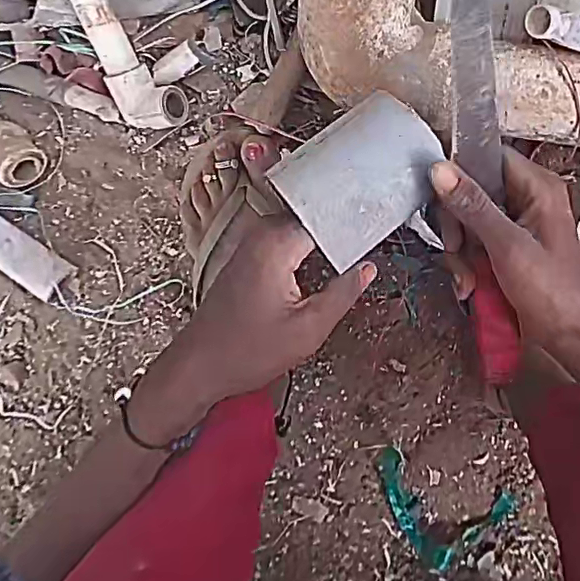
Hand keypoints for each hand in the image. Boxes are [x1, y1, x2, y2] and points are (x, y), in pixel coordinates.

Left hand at [131, 216, 373, 441]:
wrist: (198, 365)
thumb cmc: (248, 352)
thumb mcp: (307, 330)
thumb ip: (343, 293)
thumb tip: (368, 268)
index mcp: (276, 244)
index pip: (326, 216)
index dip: (355, 218)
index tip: (381, 218)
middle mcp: (262, 233)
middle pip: (313, 215)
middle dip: (342, 222)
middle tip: (376, 227)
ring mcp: (252, 241)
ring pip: (301, 225)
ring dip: (326, 233)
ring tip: (360, 238)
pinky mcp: (249, 252)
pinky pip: (287, 236)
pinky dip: (309, 243)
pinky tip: (329, 255)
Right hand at [431, 151, 579, 353]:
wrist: (572, 342)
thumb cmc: (554, 295)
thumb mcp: (508, 247)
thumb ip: (473, 206)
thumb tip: (441, 171)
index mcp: (537, 187)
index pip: (487, 155)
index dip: (460, 171)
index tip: (441, 194)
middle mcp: (525, 200)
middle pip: (470, 190)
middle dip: (458, 224)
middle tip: (458, 247)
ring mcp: (513, 225)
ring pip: (466, 220)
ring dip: (460, 251)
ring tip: (470, 276)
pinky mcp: (503, 248)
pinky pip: (471, 244)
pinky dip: (466, 264)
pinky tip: (471, 284)